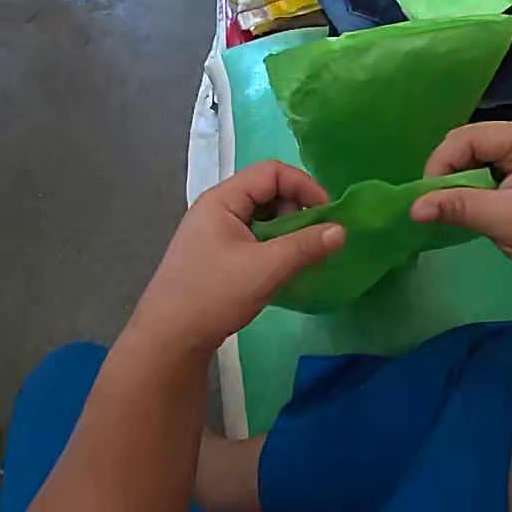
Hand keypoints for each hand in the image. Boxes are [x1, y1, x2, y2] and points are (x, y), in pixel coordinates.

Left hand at [128, 160, 345, 354]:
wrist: (168, 339)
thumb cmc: (213, 295)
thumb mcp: (265, 269)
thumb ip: (306, 246)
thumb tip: (342, 230)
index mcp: (222, 199)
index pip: (271, 172)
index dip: (304, 186)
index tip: (328, 214)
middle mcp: (217, 208)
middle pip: (267, 191)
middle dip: (297, 209)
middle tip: (316, 238)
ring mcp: (215, 232)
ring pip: (262, 216)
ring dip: (287, 230)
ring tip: (302, 255)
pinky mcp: (217, 254)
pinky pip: (254, 236)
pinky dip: (274, 245)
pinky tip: (284, 266)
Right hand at [411, 122, 511, 299]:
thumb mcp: (507, 220)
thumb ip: (458, 207)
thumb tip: (411, 208)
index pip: (472, 136)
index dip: (443, 161)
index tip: (425, 194)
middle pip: (472, 146)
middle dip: (449, 172)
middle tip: (432, 202)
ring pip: (476, 164)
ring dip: (458, 185)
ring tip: (445, 208)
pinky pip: (485, 181)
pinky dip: (469, 195)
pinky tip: (461, 212)